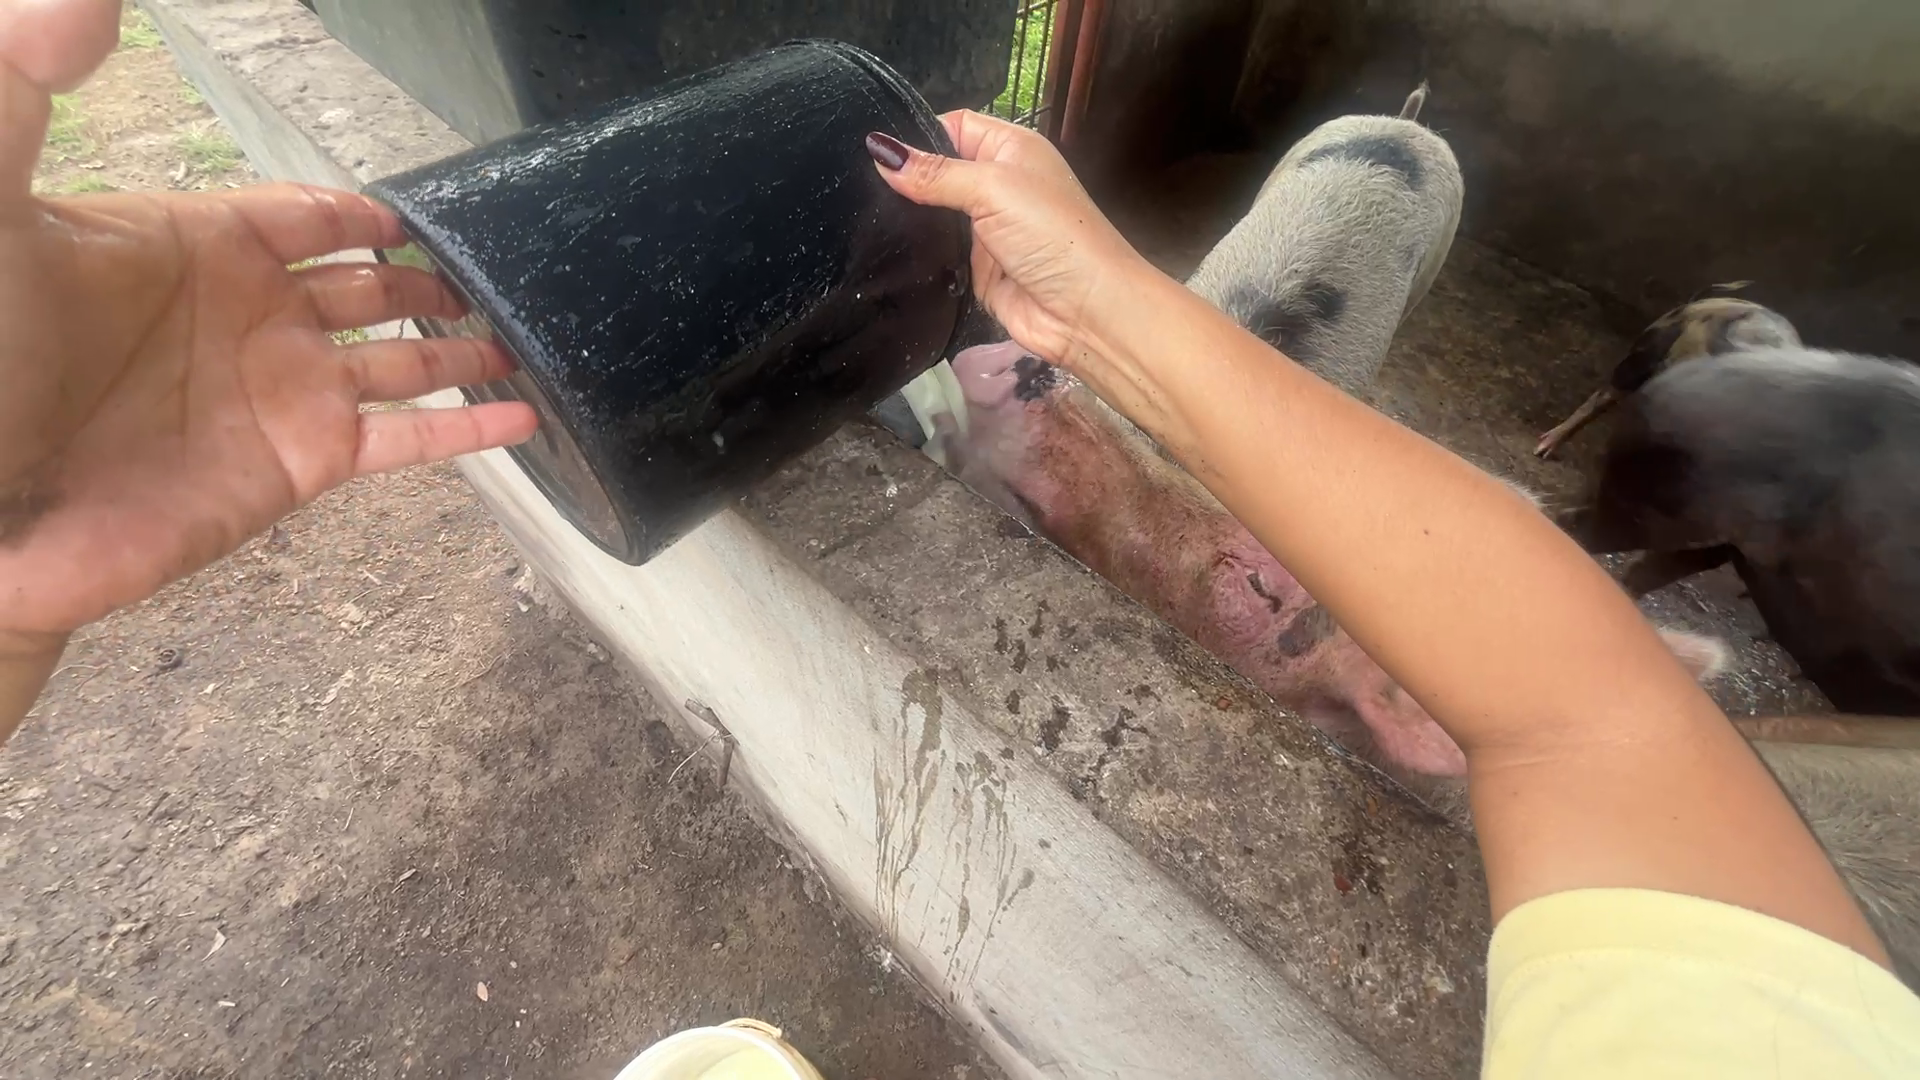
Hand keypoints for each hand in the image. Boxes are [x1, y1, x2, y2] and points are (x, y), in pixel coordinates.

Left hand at [0, 2, 535, 655]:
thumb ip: (21, 89)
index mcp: (197, 251)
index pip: (299, 218)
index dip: (355, 213)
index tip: (416, 217)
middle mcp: (260, 320)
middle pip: (370, 293)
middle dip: (427, 286)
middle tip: (491, 286)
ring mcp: (296, 393)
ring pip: (406, 363)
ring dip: (464, 353)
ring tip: (524, 345)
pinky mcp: (320, 459)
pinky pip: (417, 440)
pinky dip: (474, 431)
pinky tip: (526, 417)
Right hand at [868, 111, 1153, 368]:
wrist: (1084, 312)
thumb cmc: (1051, 236)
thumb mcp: (993, 189)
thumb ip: (937, 174)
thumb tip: (879, 151)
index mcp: (1009, 150)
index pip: (953, 126)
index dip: (916, 134)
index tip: (872, 152)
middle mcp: (997, 188)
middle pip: (940, 174)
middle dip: (906, 182)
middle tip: (858, 191)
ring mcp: (986, 233)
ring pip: (936, 221)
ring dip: (911, 224)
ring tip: (864, 223)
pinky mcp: (977, 274)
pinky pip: (940, 260)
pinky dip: (921, 260)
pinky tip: (887, 258)